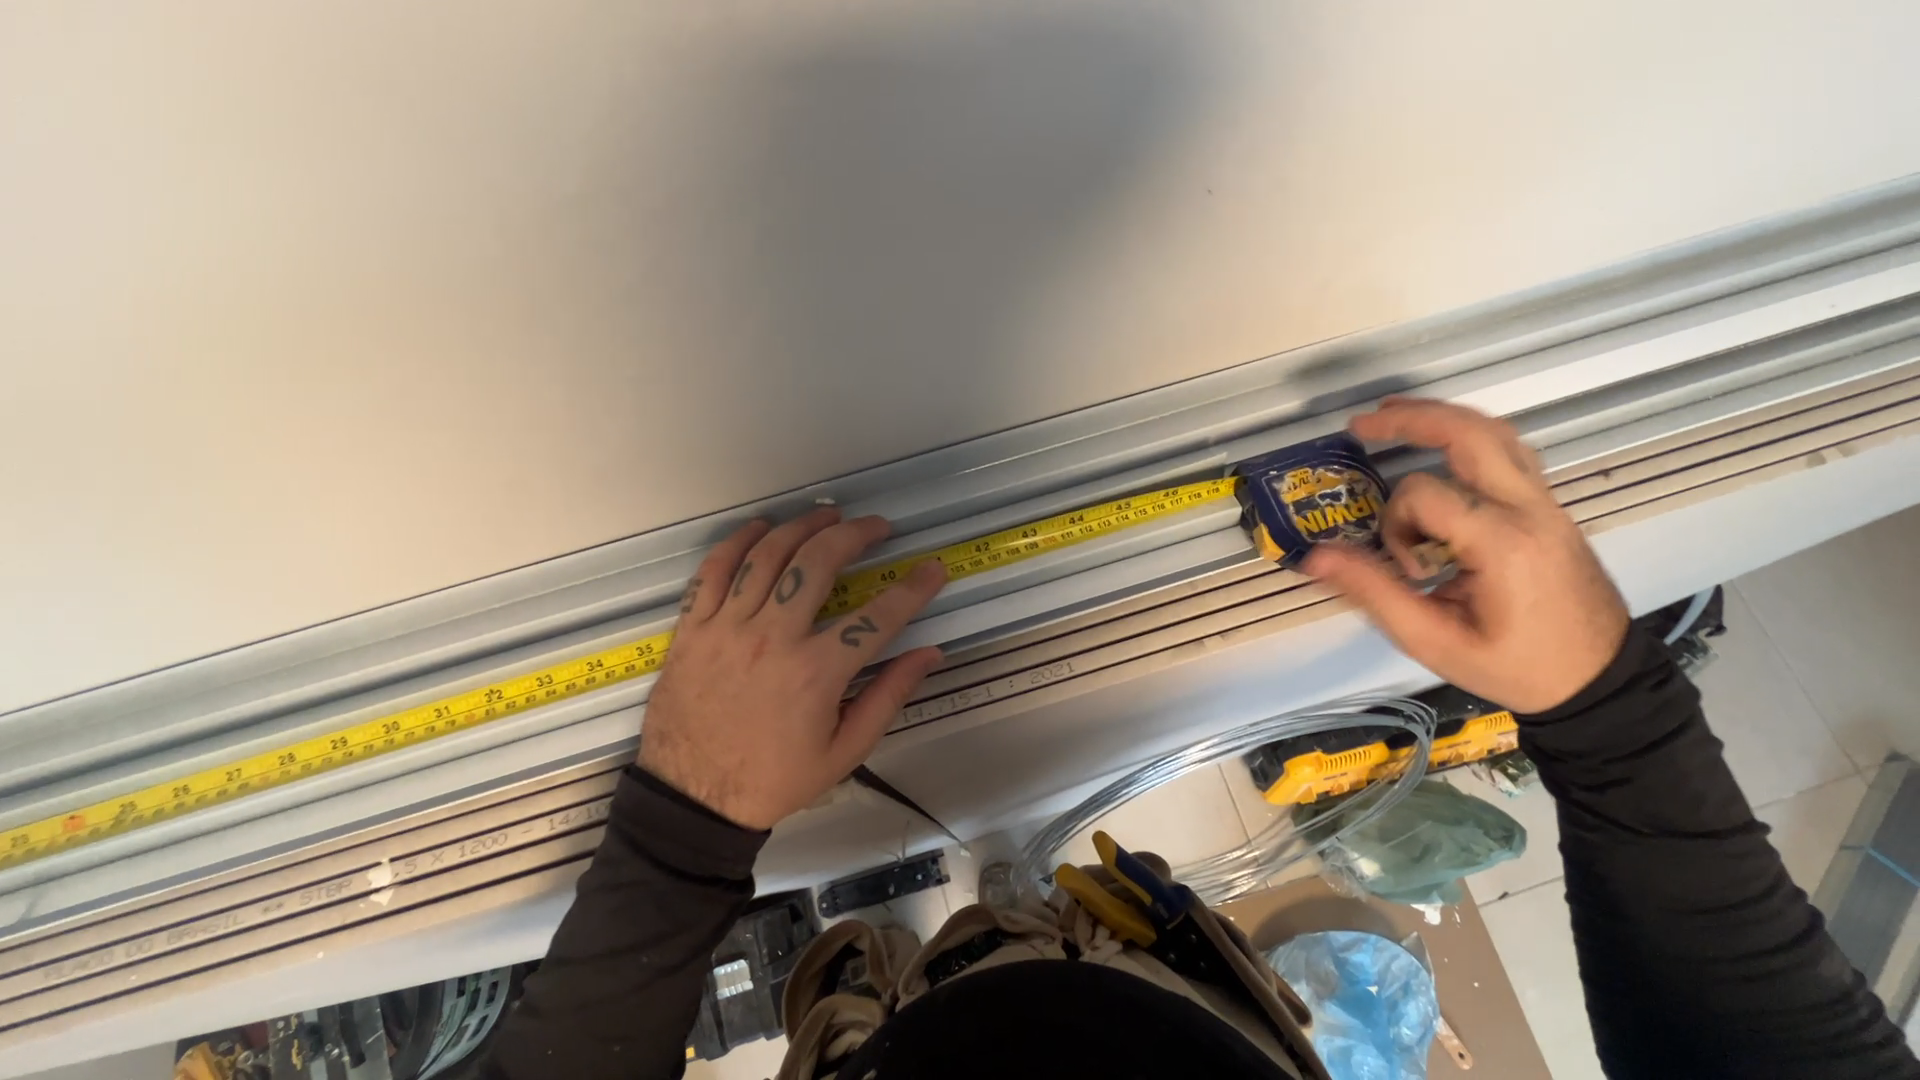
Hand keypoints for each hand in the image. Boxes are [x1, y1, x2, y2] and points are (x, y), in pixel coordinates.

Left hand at [638, 508, 946, 828]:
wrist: (692, 800)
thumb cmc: (773, 779)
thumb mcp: (844, 751)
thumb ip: (887, 696)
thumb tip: (929, 654)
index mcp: (816, 673)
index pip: (878, 616)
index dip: (913, 588)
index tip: (932, 569)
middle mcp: (773, 638)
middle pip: (819, 563)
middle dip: (855, 534)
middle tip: (877, 526)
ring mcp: (728, 628)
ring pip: (768, 555)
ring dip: (802, 526)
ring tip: (828, 516)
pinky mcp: (694, 628)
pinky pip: (715, 570)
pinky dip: (738, 541)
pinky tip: (761, 527)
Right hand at [1303, 398, 1629, 713]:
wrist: (1599, 681)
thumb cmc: (1514, 667)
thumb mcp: (1433, 640)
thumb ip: (1373, 591)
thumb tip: (1314, 558)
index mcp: (1503, 542)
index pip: (1424, 494)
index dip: (1396, 524)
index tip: (1407, 569)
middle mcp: (1529, 508)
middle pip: (1469, 433)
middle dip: (1411, 419)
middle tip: (1361, 423)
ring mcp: (1546, 503)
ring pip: (1494, 433)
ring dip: (1441, 420)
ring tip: (1393, 417)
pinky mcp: (1549, 508)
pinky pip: (1508, 453)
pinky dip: (1467, 440)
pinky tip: (1440, 447)